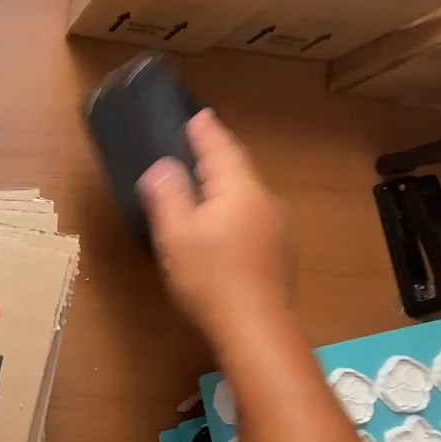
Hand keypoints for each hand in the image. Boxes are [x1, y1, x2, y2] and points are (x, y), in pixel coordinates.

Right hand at [139, 110, 293, 339]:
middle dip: (218, 161)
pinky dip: (234, 216)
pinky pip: (252, 222)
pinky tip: (222, 232)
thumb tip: (162, 166)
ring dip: (226, 191)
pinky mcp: (278, 255)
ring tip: (206, 190)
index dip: (207, 133)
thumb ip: (168, 197)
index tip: (199, 115)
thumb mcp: (176, 235)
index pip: (221, 151)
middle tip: (199, 149)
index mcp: (239, 191)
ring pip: (247, 199)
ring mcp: (277, 229)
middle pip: (238, 173)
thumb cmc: (209, 277)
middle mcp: (265, 202)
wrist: (254, 326)